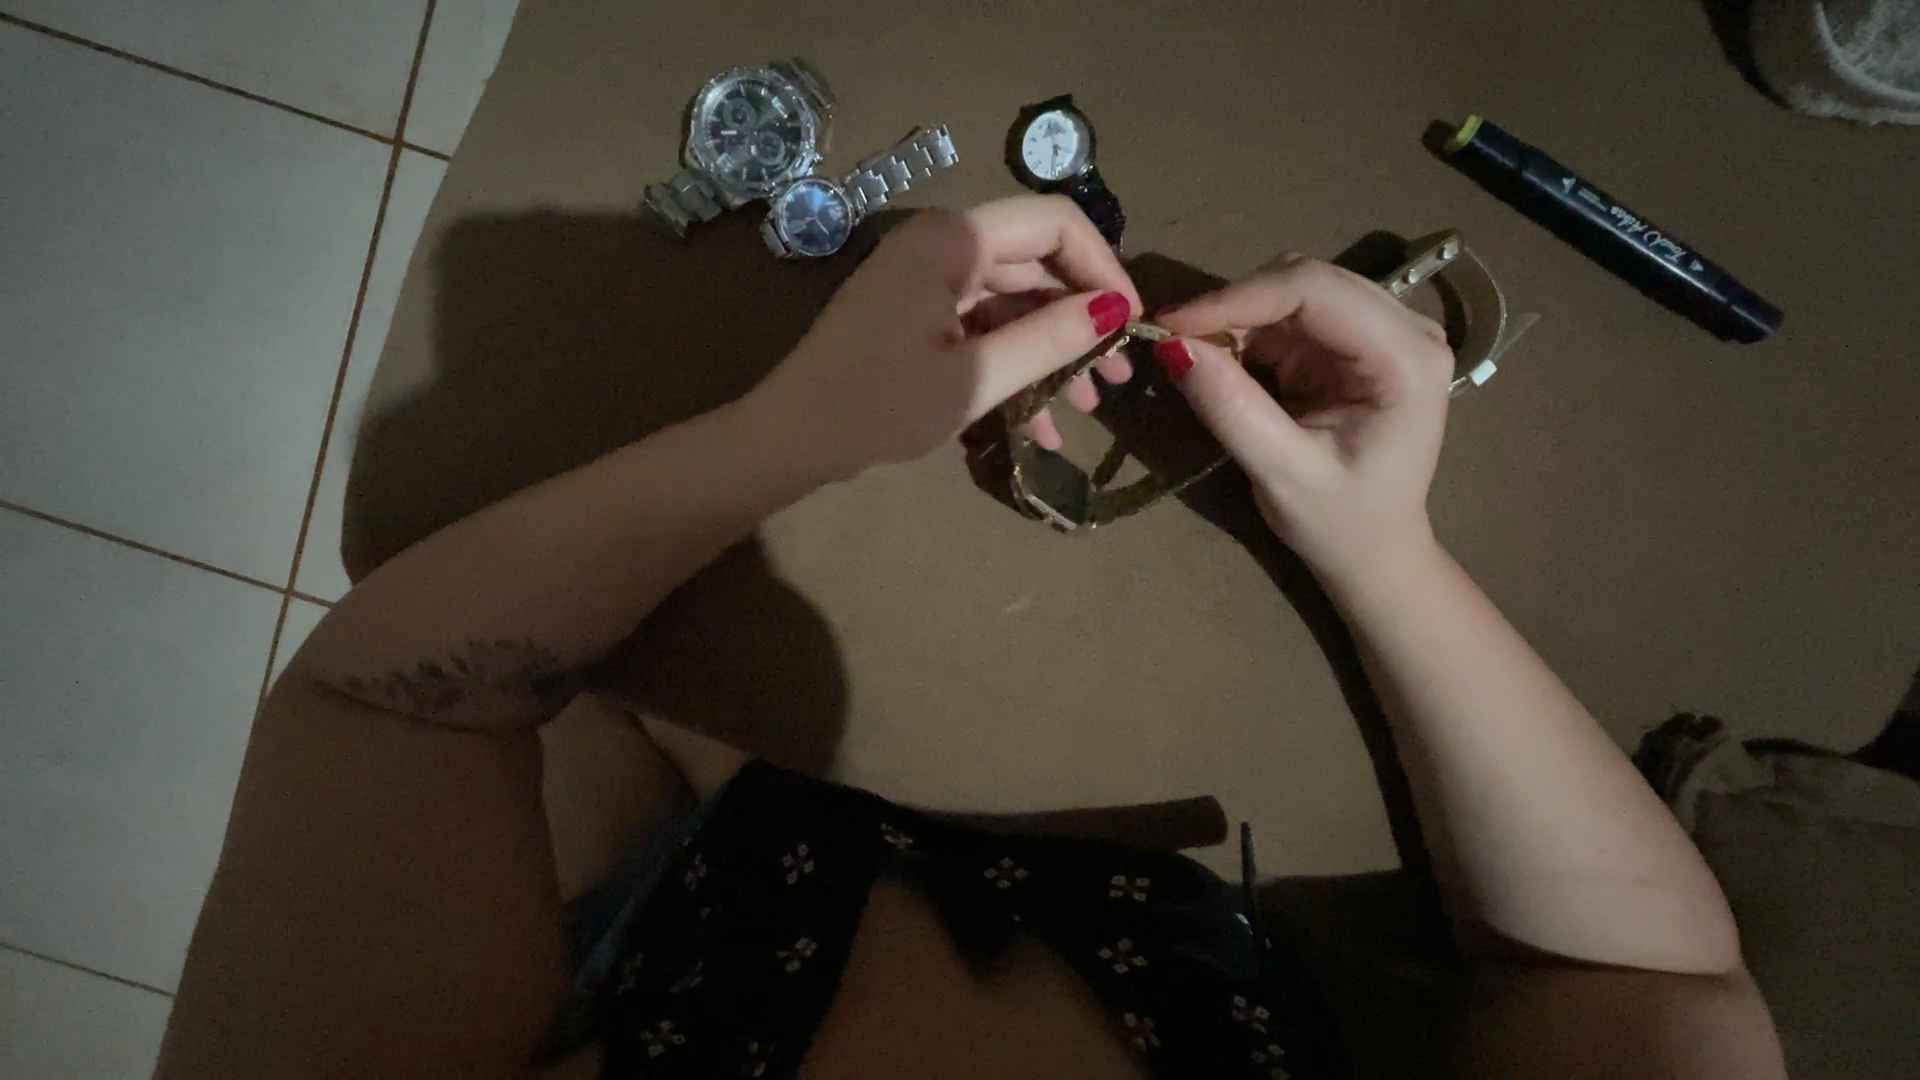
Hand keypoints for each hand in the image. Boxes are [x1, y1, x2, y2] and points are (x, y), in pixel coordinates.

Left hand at [747, 195, 1139, 479]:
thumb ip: (1048, 341)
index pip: (1054, 224)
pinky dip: (1012, 367)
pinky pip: (981, 330)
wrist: (794, 439)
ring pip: (1012, 304)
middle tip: (1119, 377)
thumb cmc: (880, 406)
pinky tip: (1042, 424)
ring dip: (1052, 353)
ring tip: (1090, 407)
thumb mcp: (974, 378)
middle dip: (1082, 321)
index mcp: (953, 241)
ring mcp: (927, 284)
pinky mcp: (918, 318)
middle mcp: (942, 248)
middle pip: (1035, 265)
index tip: (1129, 326)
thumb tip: (1115, 312)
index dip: (1103, 269)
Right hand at [1153, 256, 1454, 587]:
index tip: (1171, 326)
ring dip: (1233, 318)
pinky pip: (1284, 318)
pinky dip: (1242, 334)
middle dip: (1232, 305)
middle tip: (1170, 340)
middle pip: (1304, 281)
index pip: (1316, 291)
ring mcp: (1375, 332)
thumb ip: (1231, 407)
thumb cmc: (1339, 522)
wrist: (1371, 551)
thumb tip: (1172, 348)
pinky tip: (1216, 360)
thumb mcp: (1281, 473)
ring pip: (1290, 293)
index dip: (1237, 298)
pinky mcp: (1345, 346)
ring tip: (1188, 354)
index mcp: (1405, 358)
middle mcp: (1401, 328)